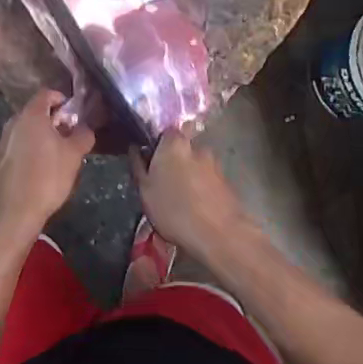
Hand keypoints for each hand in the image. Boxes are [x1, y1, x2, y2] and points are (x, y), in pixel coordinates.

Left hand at [0, 90, 93, 244]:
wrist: (19, 208)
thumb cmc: (49, 175)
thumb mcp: (75, 153)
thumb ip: (83, 134)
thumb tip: (84, 127)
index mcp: (32, 115)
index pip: (47, 93)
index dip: (63, 98)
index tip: (76, 113)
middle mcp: (15, 122)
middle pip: (37, 110)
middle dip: (55, 117)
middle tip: (72, 131)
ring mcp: (6, 140)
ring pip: (29, 127)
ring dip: (45, 131)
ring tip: (62, 148)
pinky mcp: (3, 156)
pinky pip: (22, 141)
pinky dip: (35, 143)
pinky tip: (46, 162)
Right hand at [130, 129, 246, 253]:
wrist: (218, 233)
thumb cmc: (173, 210)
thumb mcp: (145, 191)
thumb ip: (139, 166)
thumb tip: (136, 149)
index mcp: (175, 144)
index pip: (167, 131)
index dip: (158, 143)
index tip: (151, 159)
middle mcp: (198, 147)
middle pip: (183, 148)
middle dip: (175, 161)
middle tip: (164, 183)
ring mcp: (215, 163)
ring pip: (196, 164)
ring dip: (189, 175)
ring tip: (181, 199)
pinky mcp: (226, 180)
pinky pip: (208, 179)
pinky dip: (201, 187)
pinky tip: (196, 206)